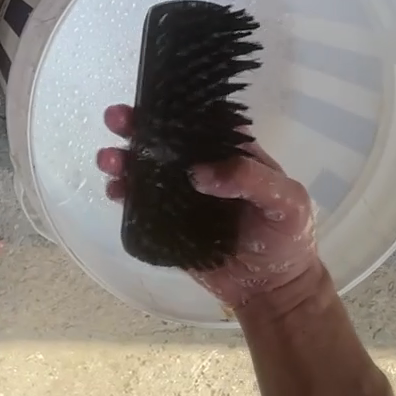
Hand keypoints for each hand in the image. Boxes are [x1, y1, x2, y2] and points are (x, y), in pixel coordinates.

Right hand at [96, 104, 323, 312]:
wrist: (273, 291)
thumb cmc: (286, 239)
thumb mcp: (286, 201)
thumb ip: (250, 178)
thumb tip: (199, 173)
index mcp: (228, 152)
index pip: (197, 122)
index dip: (171, 109)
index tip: (149, 104)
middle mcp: (199, 167)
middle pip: (161, 140)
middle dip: (134, 126)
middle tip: (116, 119)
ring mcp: (179, 194)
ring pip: (144, 169)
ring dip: (122, 159)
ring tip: (109, 160)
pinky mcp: (165, 222)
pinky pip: (139, 205)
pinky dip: (123, 195)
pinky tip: (115, 191)